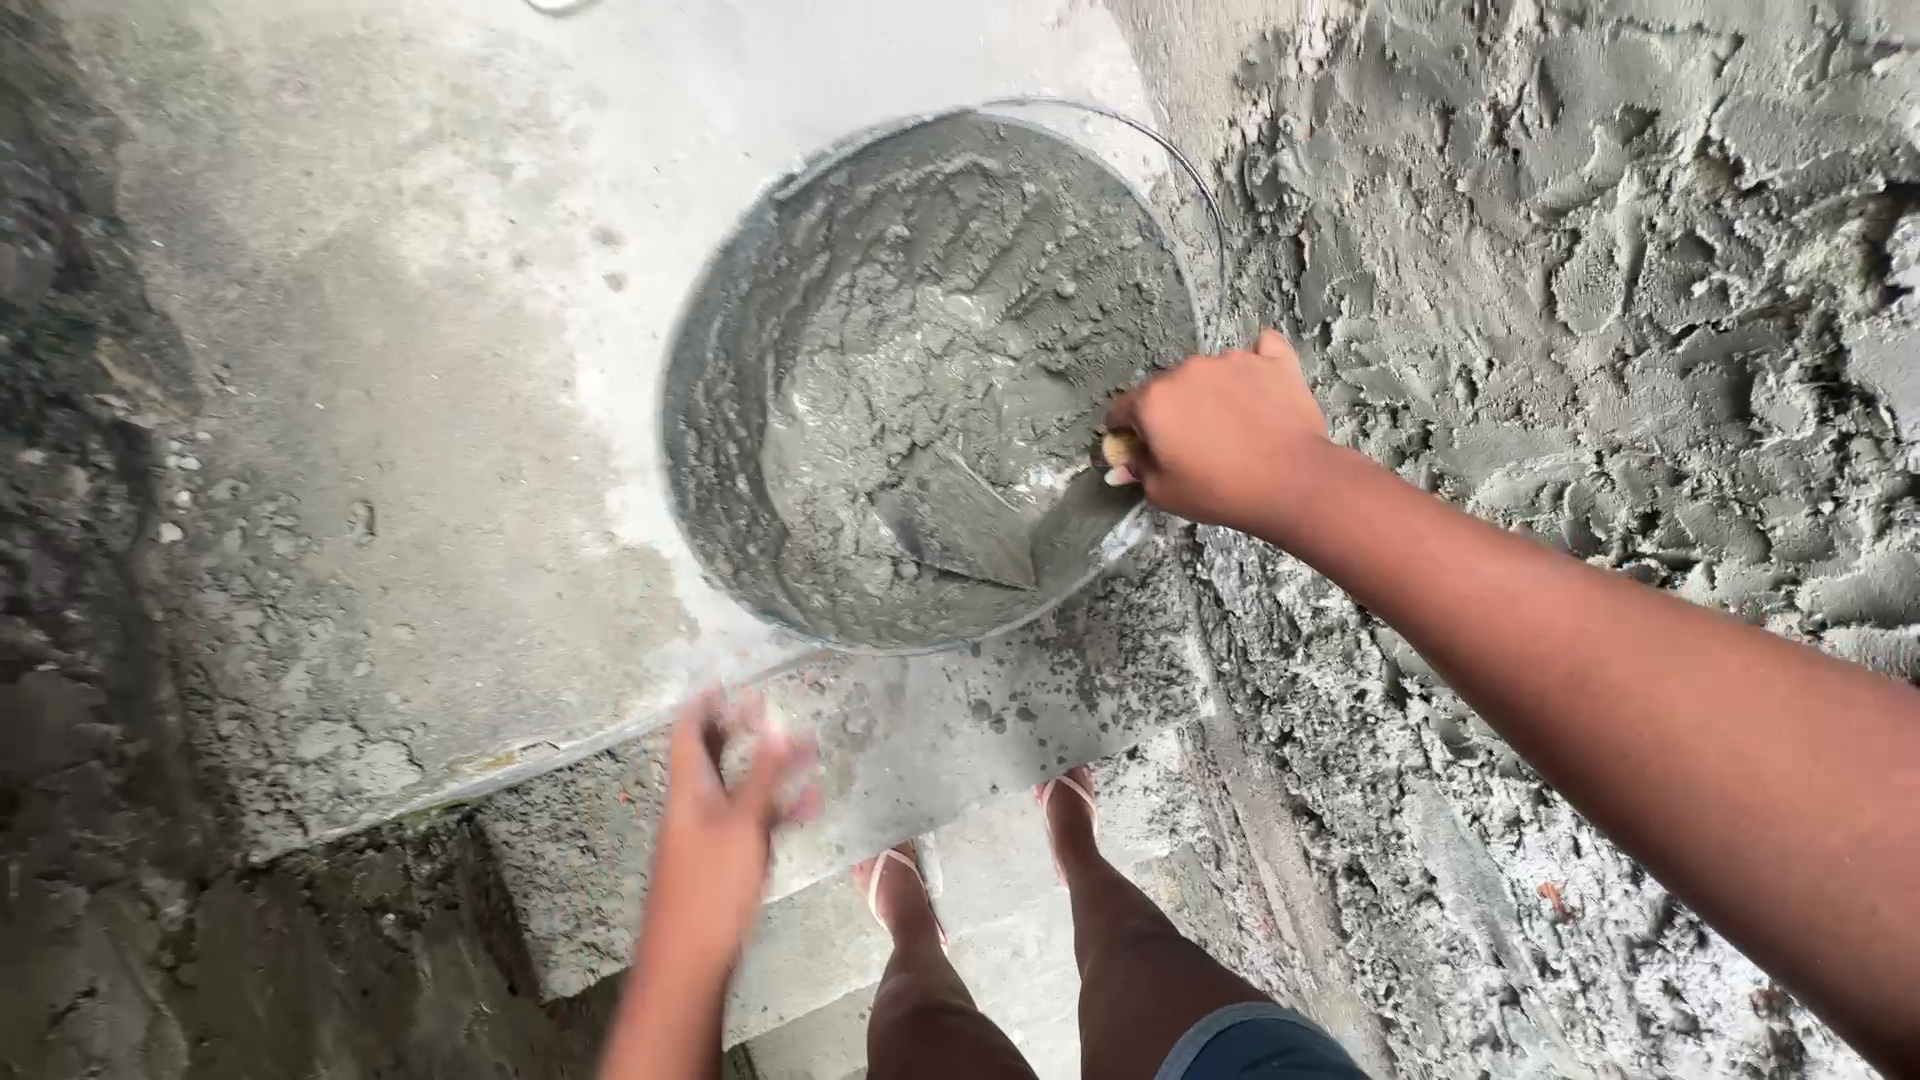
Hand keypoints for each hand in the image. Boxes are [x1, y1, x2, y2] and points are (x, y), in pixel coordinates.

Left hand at [637, 689, 819, 975]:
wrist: (690, 961)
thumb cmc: (711, 886)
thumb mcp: (742, 824)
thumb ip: (761, 775)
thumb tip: (774, 725)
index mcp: (689, 789)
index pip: (688, 731)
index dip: (704, 703)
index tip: (726, 681)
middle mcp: (697, 804)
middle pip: (714, 753)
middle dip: (740, 728)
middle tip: (766, 705)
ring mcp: (712, 832)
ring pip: (742, 785)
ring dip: (770, 766)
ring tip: (808, 748)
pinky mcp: (727, 858)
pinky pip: (755, 820)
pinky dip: (779, 807)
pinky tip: (810, 803)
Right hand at [1105, 328, 1331, 530]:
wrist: (1292, 482)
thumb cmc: (1219, 491)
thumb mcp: (1163, 493)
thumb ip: (1139, 470)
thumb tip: (1127, 462)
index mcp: (1153, 401)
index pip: (1120, 408)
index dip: (1125, 430)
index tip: (1140, 447)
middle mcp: (1187, 371)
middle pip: (1164, 388)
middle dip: (1168, 411)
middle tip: (1189, 443)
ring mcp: (1232, 360)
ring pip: (1207, 371)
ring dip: (1208, 391)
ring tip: (1231, 423)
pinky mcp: (1273, 360)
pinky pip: (1258, 350)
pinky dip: (1253, 364)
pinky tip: (1258, 385)